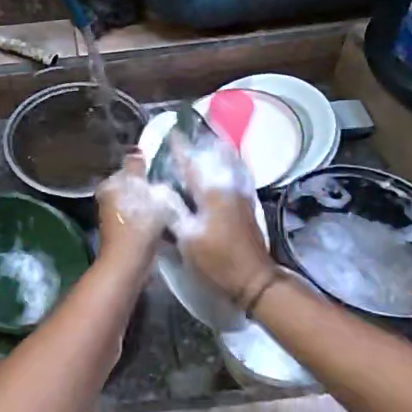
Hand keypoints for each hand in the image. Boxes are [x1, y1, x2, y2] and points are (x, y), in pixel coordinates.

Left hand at [95, 152, 176, 275]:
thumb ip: (138, 168)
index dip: (149, 170)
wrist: (130, 262)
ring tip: (175, 206)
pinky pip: (143, 219)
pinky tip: (168, 223)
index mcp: (109, 185)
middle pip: (136, 187)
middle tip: (174, 189)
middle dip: (152, 188)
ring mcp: (116, 218)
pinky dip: (153, 220)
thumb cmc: (138, 222)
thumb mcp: (142, 188)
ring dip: (155, 205)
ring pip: (141, 204)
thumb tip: (135, 151)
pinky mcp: (125, 234)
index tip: (167, 172)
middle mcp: (108, 199)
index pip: (131, 169)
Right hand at [173, 137, 277, 308]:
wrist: (254, 279)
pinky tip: (214, 170)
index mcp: (211, 192)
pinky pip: (232, 174)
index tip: (171, 131)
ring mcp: (240, 194)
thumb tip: (158, 189)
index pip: (191, 162)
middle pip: (213, 156)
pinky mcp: (245, 204)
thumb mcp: (188, 237)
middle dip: (199, 144)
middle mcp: (227, 186)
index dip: (180, 147)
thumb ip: (173, 210)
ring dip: (213, 152)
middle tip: (185, 135)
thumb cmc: (218, 259)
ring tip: (200, 145)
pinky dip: (223, 165)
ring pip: (226, 164)